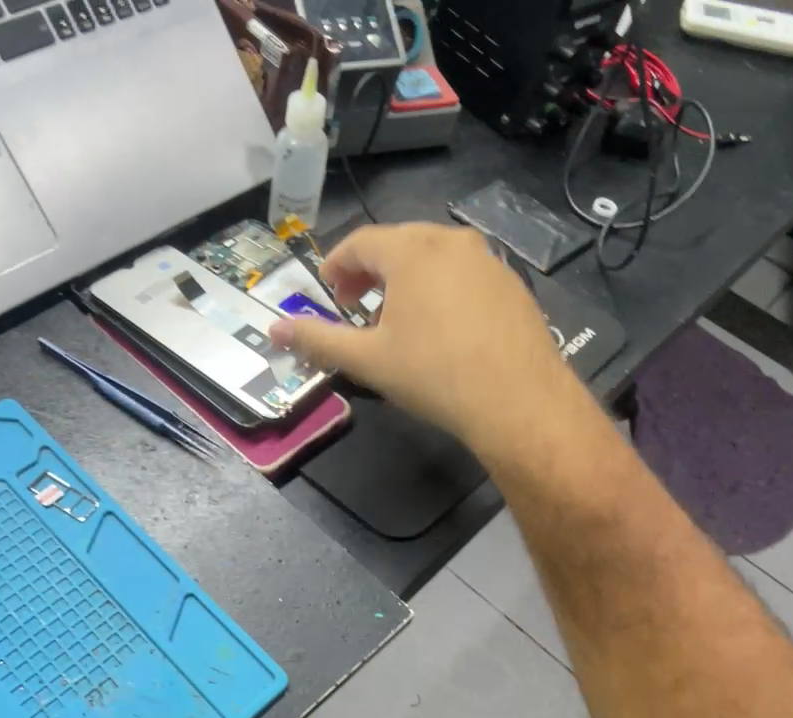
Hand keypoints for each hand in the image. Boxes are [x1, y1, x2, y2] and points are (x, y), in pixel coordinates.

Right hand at [268, 224, 583, 445]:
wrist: (517, 400)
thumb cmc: (432, 374)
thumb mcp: (366, 359)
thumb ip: (317, 339)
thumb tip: (274, 330)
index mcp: (411, 251)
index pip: (360, 242)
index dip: (336, 266)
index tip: (327, 294)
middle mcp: (451, 242)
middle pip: (397, 244)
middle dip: (369, 273)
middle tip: (355, 308)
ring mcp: (487, 261)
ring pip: (432, 259)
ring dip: (404, 282)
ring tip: (395, 323)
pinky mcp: (511, 284)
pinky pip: (462, 275)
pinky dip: (439, 291)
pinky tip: (439, 332)